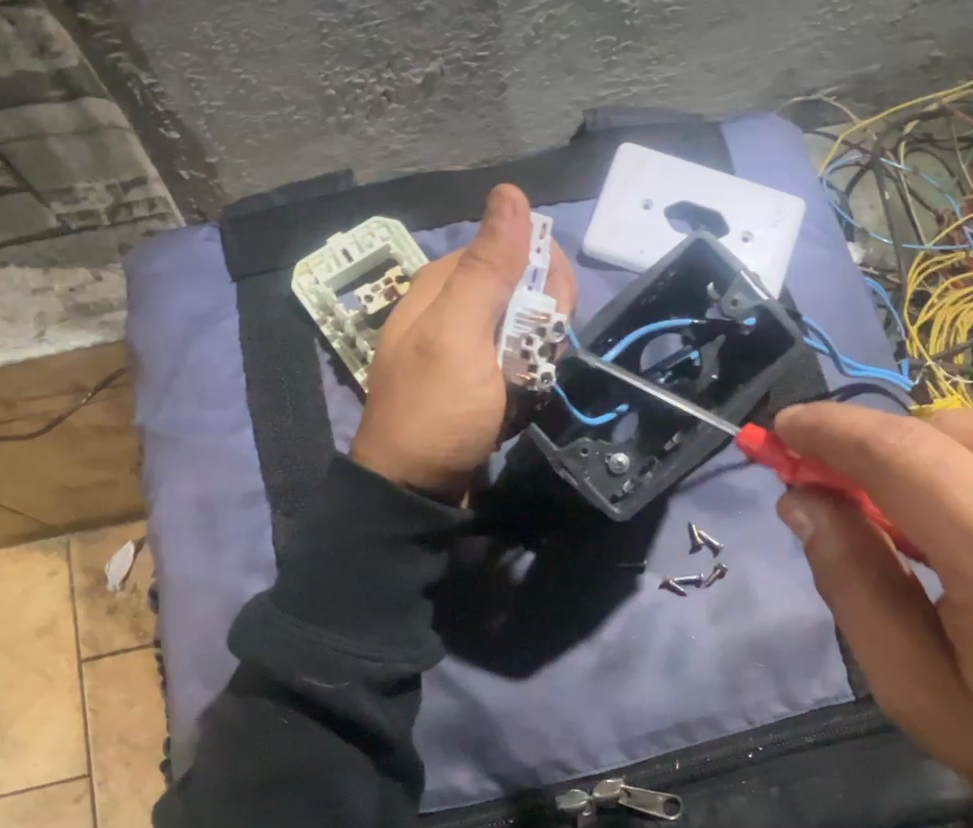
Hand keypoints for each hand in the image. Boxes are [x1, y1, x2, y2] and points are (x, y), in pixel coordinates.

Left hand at [351, 184, 576, 497]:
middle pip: (518, 293)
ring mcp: (463, 353)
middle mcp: (451, 313)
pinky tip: (521, 403)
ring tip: (529, 388)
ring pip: (521, 333)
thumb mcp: (459, 333)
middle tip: (538, 361)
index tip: (557, 311)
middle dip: (542, 322)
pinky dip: (525, 383)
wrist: (415, 490)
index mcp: (441, 289)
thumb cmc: (436, 410)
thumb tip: (511, 192)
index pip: (508, 251)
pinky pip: (514, 369)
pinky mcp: (474, 388)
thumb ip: (487, 267)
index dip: (542, 273)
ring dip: (538, 356)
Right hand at [774, 405, 972, 827]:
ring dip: (954, 463)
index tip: (787, 428)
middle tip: (858, 497)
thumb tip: (803, 499)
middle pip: (951, 427)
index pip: (904, 456)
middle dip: (890, 453)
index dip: (834, 432)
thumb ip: (852, 583)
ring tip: (953, 526)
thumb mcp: (914, 689)